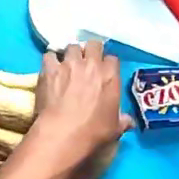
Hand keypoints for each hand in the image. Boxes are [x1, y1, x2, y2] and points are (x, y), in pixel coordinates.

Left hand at [19, 42, 132, 176]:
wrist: (63, 133)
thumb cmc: (93, 132)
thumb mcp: (114, 128)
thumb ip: (122, 121)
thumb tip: (129, 122)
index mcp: (110, 75)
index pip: (112, 59)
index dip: (107, 64)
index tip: (103, 71)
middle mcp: (91, 64)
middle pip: (93, 45)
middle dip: (90, 51)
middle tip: (86, 61)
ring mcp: (69, 64)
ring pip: (71, 46)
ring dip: (70, 54)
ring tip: (67, 64)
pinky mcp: (49, 69)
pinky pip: (49, 55)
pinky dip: (50, 60)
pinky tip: (50, 68)